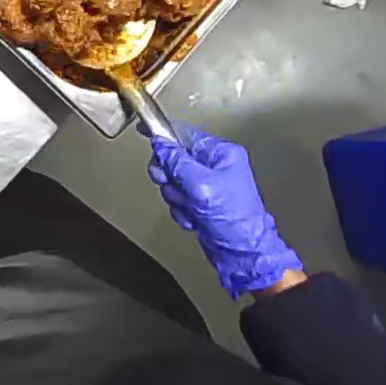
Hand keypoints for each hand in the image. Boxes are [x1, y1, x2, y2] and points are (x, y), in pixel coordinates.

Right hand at [148, 127, 302, 298]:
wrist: (242, 254)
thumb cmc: (234, 219)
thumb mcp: (201, 185)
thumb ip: (177, 162)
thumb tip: (160, 144)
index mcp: (222, 153)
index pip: (185, 134)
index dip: (164, 135)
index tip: (144, 130)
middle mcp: (214, 166)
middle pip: (174, 159)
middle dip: (171, 177)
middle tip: (175, 186)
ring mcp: (206, 185)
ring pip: (172, 181)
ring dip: (177, 197)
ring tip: (193, 208)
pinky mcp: (200, 202)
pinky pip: (177, 199)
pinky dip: (181, 210)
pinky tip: (194, 218)